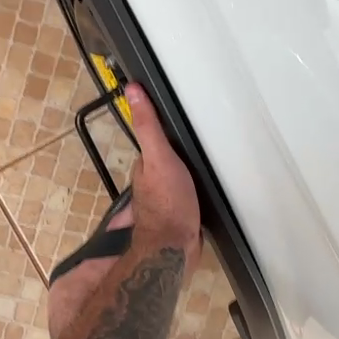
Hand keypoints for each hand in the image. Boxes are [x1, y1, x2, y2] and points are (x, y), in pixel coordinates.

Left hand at [122, 83, 202, 269]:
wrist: (176, 247)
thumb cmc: (168, 203)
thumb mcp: (160, 157)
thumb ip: (148, 126)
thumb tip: (132, 91)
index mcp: (146, 169)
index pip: (153, 145)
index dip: (163, 135)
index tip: (175, 123)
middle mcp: (152, 186)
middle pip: (166, 164)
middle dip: (178, 157)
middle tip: (196, 145)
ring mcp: (166, 204)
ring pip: (177, 183)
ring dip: (187, 178)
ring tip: (203, 168)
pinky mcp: (181, 220)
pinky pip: (190, 201)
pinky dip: (196, 196)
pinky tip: (206, 195)